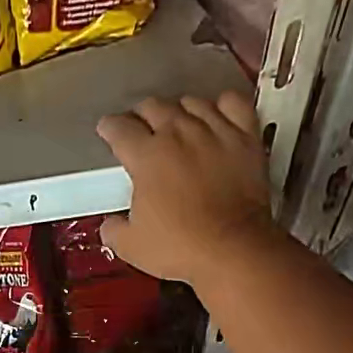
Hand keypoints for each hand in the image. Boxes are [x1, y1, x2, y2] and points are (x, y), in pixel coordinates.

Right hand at [96, 92, 282, 285]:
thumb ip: (114, 230)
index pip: (119, 128)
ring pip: (191, 102)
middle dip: (142, 115)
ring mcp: (214, 131)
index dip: (109, 128)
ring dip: (179, 110)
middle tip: (141, 128)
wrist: (231, 250)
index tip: (109, 131)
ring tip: (177, 124)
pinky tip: (217, 115)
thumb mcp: (132, 247)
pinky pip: (232, 104)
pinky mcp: (244, 138)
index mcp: (146, 156)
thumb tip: (110, 226)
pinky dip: (222, 105)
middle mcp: (179, 133)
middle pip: (153, 106)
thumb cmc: (183, 247)